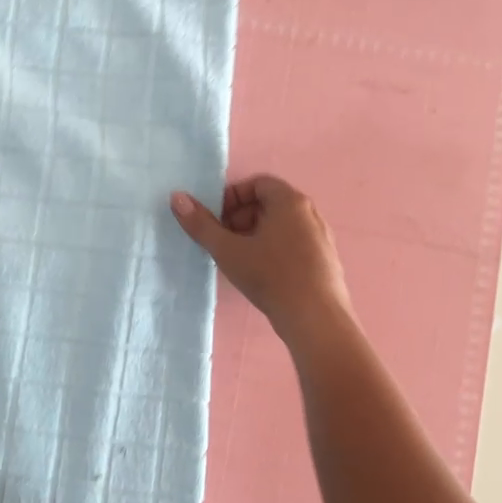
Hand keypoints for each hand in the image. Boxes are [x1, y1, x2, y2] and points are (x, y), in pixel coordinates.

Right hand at [171, 176, 352, 345]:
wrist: (315, 318)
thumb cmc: (270, 276)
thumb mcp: (227, 249)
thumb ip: (200, 223)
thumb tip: (177, 198)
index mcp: (290, 202)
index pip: (257, 184)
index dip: (231, 197)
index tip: (216, 219)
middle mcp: (310, 213)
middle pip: (267, 204)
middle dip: (239, 217)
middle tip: (222, 240)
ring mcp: (320, 237)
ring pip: (279, 225)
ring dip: (253, 234)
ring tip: (237, 258)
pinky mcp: (324, 259)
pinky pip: (292, 242)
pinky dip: (271, 248)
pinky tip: (260, 273)